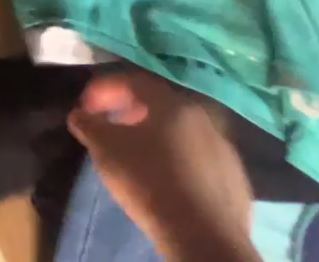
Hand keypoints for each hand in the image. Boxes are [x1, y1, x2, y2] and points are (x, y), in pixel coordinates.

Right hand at [67, 70, 260, 261]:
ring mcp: (226, 152)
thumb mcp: (102, 145)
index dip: (103, 89)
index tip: (85, 107)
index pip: (132, 81)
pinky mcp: (236, 182)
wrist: (204, 237)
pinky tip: (165, 177)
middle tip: (111, 124)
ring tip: (136, 153)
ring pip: (182, 132)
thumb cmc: (147, 178)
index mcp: (173, 105)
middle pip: (160, 105)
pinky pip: (199, 158)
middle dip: (130, 111)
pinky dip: (177, 159)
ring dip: (156, 135)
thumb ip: (87, 123)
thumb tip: (81, 116)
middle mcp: (204, 120)